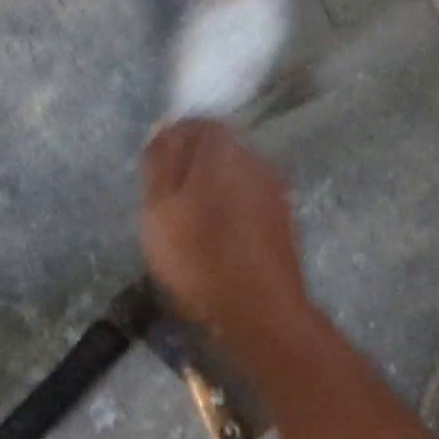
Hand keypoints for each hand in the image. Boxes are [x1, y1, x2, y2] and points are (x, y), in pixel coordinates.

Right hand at [141, 120, 309, 348]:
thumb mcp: (160, 208)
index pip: (197, 124)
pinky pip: (250, 206)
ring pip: (237, 180)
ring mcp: (277, 194)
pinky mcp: (285, 225)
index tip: (154, 177)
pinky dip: (232, 217)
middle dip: (193, 169)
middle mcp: (258, 162)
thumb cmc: (200, 258)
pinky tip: (218, 245)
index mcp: (226, 150)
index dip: (171, 144)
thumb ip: (161, 162)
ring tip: (189, 229)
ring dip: (214, 195)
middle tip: (167, 205)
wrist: (260, 313)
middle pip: (220, 151)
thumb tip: (165, 126)